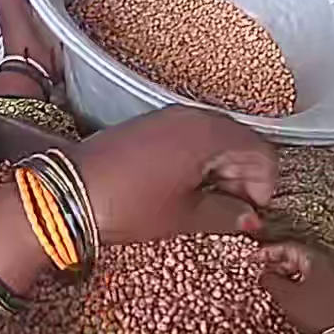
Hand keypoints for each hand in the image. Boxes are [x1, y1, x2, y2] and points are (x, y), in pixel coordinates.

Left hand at [68, 106, 275, 244]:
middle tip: (232, 211)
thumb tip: (249, 218)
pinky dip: (197, 159)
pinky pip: (188, 136)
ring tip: (206, 203)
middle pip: (239, 141)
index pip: (261, 151)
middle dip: (244, 176)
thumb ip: (226, 214)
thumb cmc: (129, 205)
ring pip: (213, 138)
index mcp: (209, 133)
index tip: (252, 213)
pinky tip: (184, 186)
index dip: (264, 184)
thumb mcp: (183, 216)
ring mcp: (167, 116)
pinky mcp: (148, 125)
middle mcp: (191, 116)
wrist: (68, 192)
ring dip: (220, 168)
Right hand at [255, 242, 333, 333]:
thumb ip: (270, 280)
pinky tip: (289, 297)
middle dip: (276, 264)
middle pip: (297, 259)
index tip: (255, 257)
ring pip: (304, 272)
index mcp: (316, 261)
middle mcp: (328, 268)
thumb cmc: (318, 314)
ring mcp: (333, 283)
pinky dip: (296, 286)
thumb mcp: (286, 295)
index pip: (288, 248)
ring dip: (286, 276)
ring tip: (272, 284)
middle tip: (261, 270)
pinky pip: (311, 285)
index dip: (268, 252)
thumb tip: (262, 275)